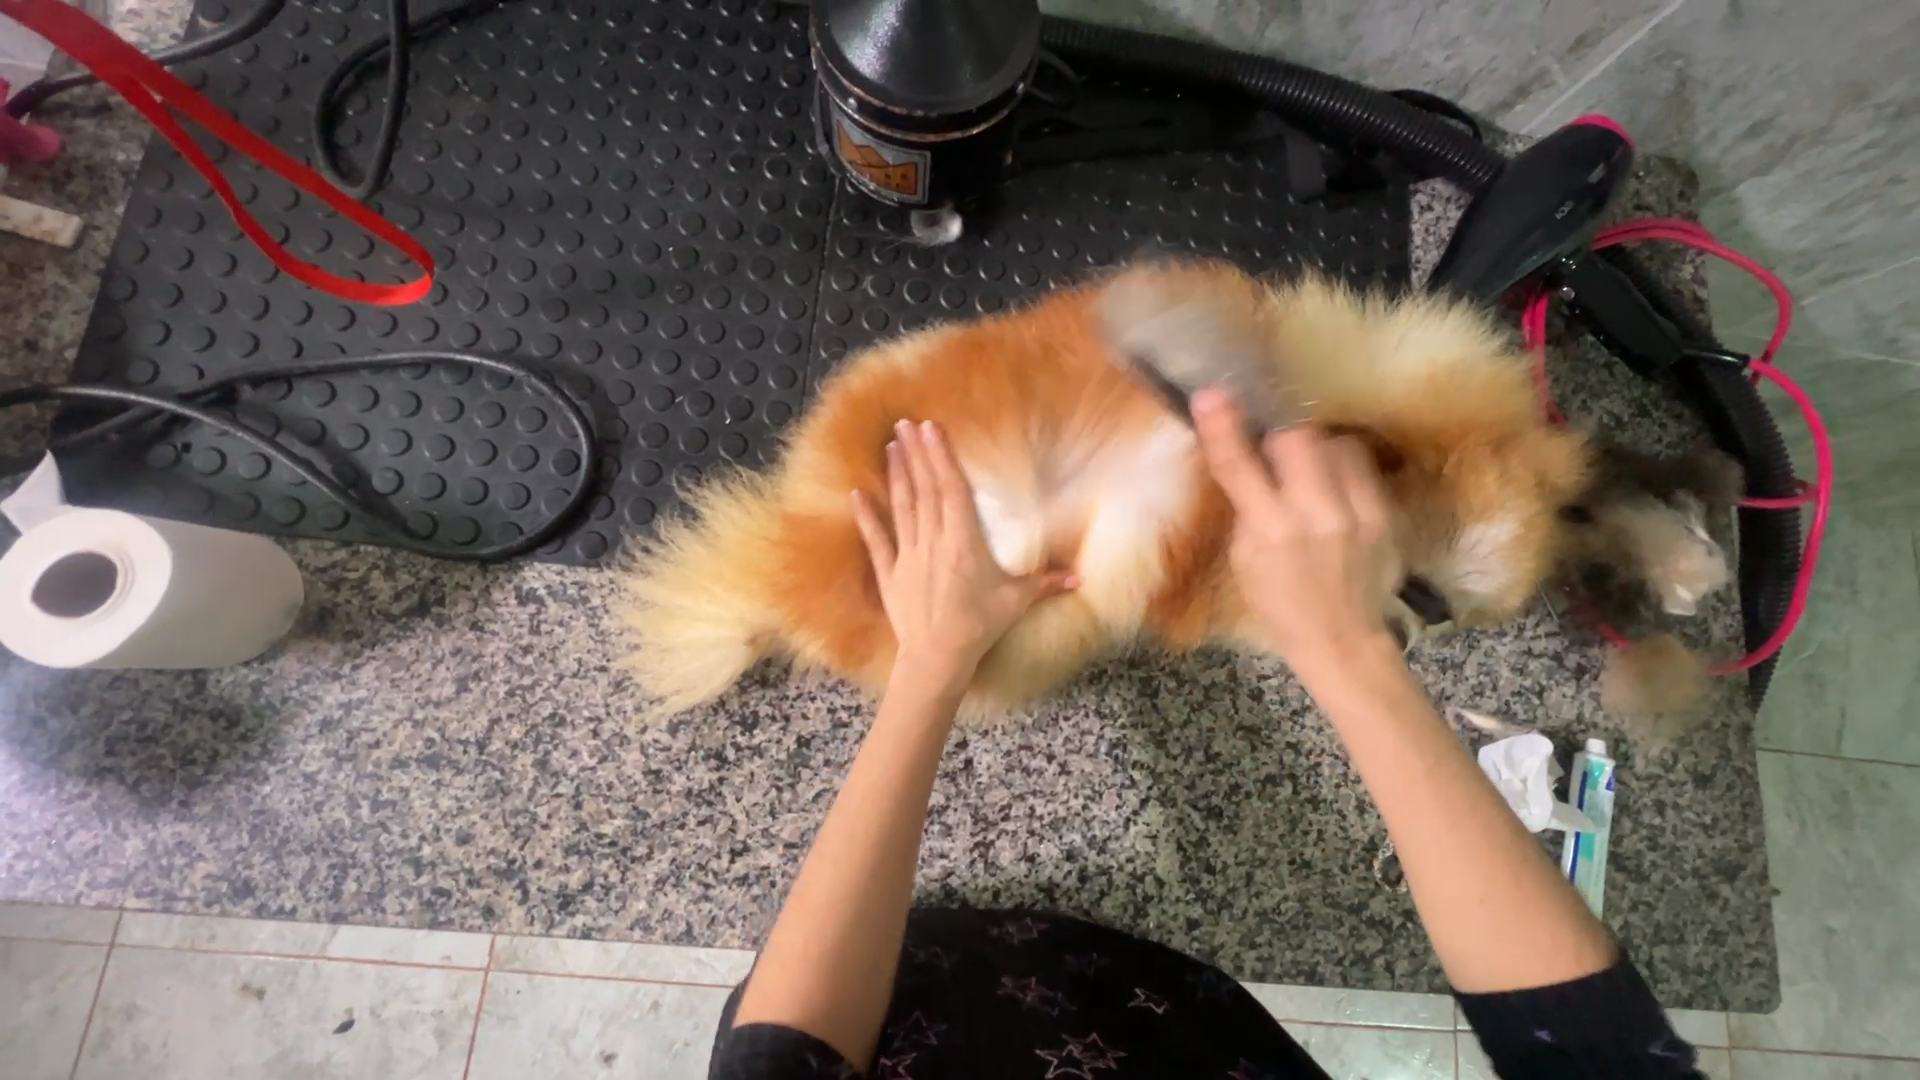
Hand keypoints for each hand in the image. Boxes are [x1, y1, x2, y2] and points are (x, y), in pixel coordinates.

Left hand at [852, 420, 1077, 693]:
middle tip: (906, 423)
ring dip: (896, 475)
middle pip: (923, 489)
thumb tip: (1082, 576)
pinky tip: (856, 493)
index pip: (950, 489)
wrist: (937, 657)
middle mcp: (932, 540)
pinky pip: (876, 540)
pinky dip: (866, 517)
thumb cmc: (979, 626)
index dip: (941, 457)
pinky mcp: (889, 574)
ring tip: (891, 445)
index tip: (931, 429)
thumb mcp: (1016, 601)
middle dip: (915, 454)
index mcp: (962, 540)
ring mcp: (907, 555)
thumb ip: (1046, 583)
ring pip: (901, 507)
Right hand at [1192, 388, 1402, 678]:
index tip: (1210, 396)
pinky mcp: (1386, 514)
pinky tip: (1333, 483)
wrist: (1341, 638)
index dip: (1223, 428)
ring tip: (1308, 469)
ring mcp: (1358, 513)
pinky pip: (1361, 465)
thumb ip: (1246, 505)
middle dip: (1279, 438)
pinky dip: (1341, 466)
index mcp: (1269, 532)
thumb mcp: (1243, 558)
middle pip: (1297, 439)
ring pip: (1335, 444)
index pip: (1240, 467)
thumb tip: (1243, 456)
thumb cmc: (1277, 602)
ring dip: (1315, 449)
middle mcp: (1315, 516)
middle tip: (1273, 452)